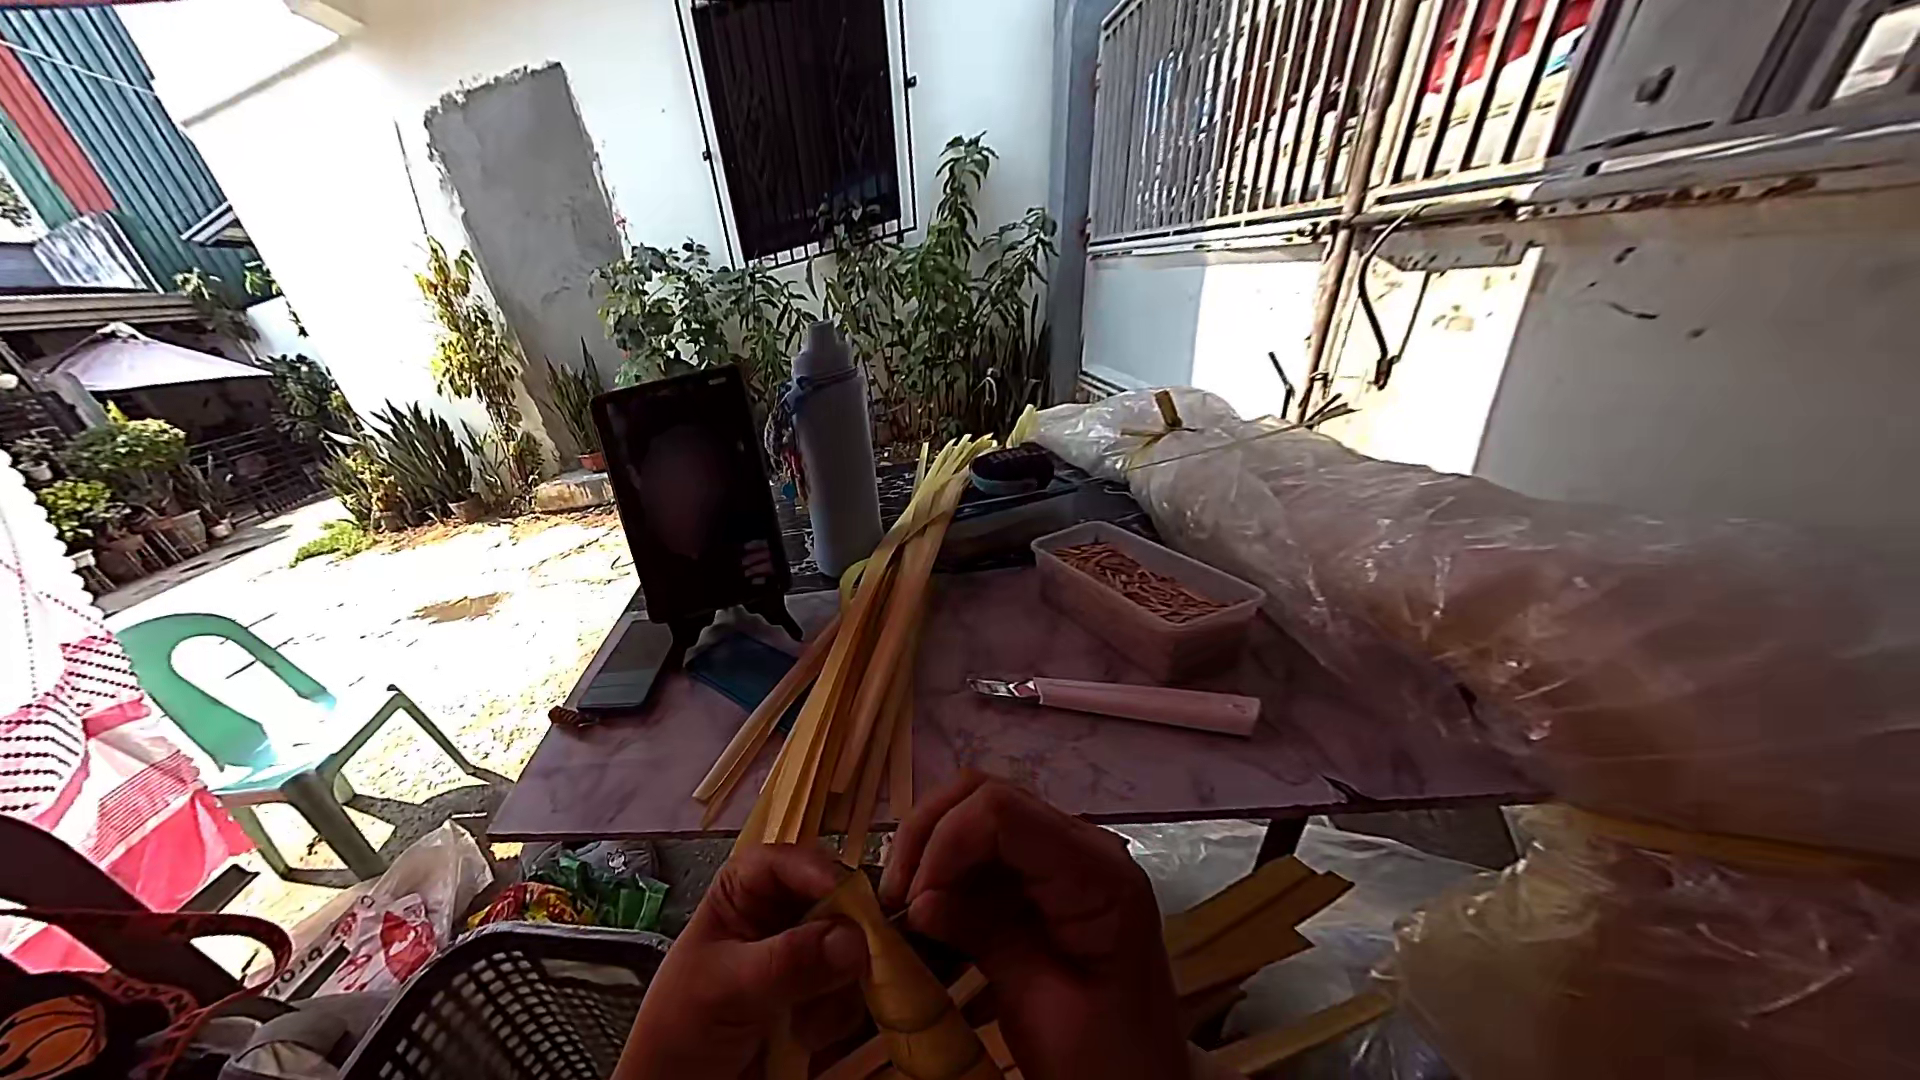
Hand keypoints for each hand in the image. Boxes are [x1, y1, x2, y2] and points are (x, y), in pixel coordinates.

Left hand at [615, 844, 869, 1079]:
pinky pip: (855, 988)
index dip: (817, 872)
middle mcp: (784, 912)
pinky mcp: (823, 995)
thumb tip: (849, 938)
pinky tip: (808, 1040)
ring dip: (839, 983)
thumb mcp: (724, 989)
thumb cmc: (679, 1032)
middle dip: (842, 931)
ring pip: (852, 944)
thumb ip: (785, 961)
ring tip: (805, 1024)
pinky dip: (841, 1014)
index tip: (846, 897)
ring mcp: (807, 955)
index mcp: (745, 889)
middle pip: (834, 896)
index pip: (786, 860)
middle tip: (848, 962)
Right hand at [879, 772, 1187, 1079]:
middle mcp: (1081, 843)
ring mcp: (1061, 852)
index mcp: (1096, 872)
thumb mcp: (1041, 1008)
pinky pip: (982, 846)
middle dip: (928, 834)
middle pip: (986, 795)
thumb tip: (916, 900)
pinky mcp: (1041, 871)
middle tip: (895, 897)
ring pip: (976, 809)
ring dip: (929, 846)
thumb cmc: (1105, 1062)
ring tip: (903, 901)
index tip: (911, 902)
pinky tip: (927, 905)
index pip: (1003, 811)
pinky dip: (945, 866)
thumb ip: (985, 939)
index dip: (945, 841)